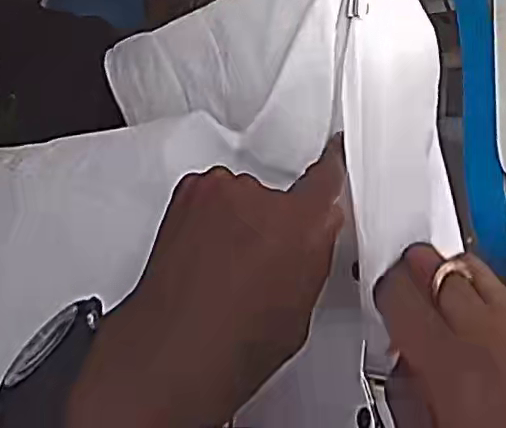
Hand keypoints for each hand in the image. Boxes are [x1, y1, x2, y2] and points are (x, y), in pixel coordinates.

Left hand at [66, 140, 346, 427]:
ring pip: (241, 194)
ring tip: (221, 265)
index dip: (332, 166)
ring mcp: (227, 188)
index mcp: (306, 223)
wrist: (173, 351)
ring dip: (236, 218)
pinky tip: (202, 253)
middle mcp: (268, 196)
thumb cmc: (234, 344)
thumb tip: (312, 240)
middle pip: (279, 195)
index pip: (328, 175)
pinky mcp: (194, 189)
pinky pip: (210, 193)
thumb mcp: (301, 308)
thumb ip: (314, 255)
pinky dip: (207, 216)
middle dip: (272, 221)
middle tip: (255, 262)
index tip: (333, 153)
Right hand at [375, 244, 505, 427]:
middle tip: (409, 272)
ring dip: (461, 280)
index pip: (406, 299)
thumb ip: (410, 397)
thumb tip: (405, 366)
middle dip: (422, 271)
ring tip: (445, 283)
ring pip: (488, 281)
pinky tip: (488, 319)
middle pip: (447, 276)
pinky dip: (499, 308)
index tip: (386, 289)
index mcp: (456, 375)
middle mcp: (499, 351)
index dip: (388, 289)